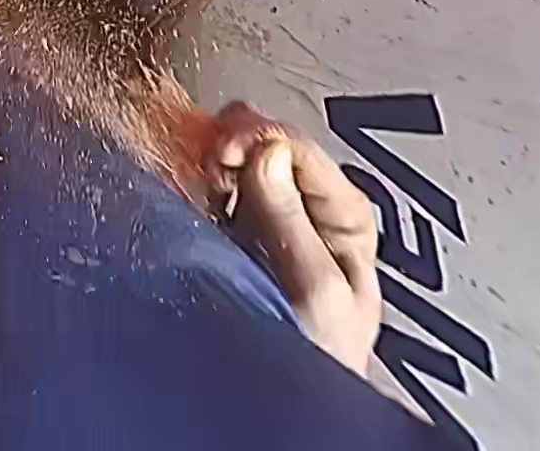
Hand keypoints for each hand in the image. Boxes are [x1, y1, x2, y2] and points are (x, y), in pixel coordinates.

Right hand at [206, 102, 382, 375]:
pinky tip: (197, 189)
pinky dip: (202, 172)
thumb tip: (266, 154)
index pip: (297, 146)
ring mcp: (270, 208)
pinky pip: (217, 176)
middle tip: (212, 165)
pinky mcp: (237, 218)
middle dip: (234, 142)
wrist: (277, 400)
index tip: (224, 153)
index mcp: (342, 212)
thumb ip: (290, 220)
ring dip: (215, 157)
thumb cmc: (311, 356)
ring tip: (205, 181)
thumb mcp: (312, 291)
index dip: (258, 138)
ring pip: (239, 152)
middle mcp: (308, 202)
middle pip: (267, 139)